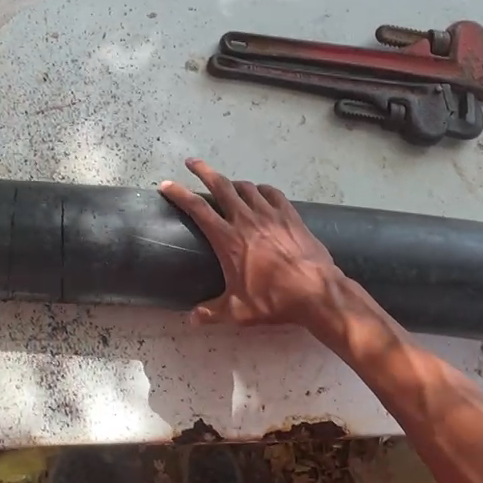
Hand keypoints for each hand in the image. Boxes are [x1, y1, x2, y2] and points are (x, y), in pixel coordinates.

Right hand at [157, 159, 348, 332]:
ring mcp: (271, 215)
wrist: (317, 292)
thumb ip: (211, 312)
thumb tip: (191, 319)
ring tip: (227, 185)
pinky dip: (262, 190)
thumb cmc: (274, 301)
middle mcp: (246, 220)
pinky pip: (273, 193)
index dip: (179, 194)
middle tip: (192, 163)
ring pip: (247, 188)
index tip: (166, 185)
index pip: (197, 209)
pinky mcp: (291, 216)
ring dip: (233, 183)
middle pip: (221, 186)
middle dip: (203, 171)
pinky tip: (260, 193)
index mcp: (228, 239)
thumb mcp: (237, 311)